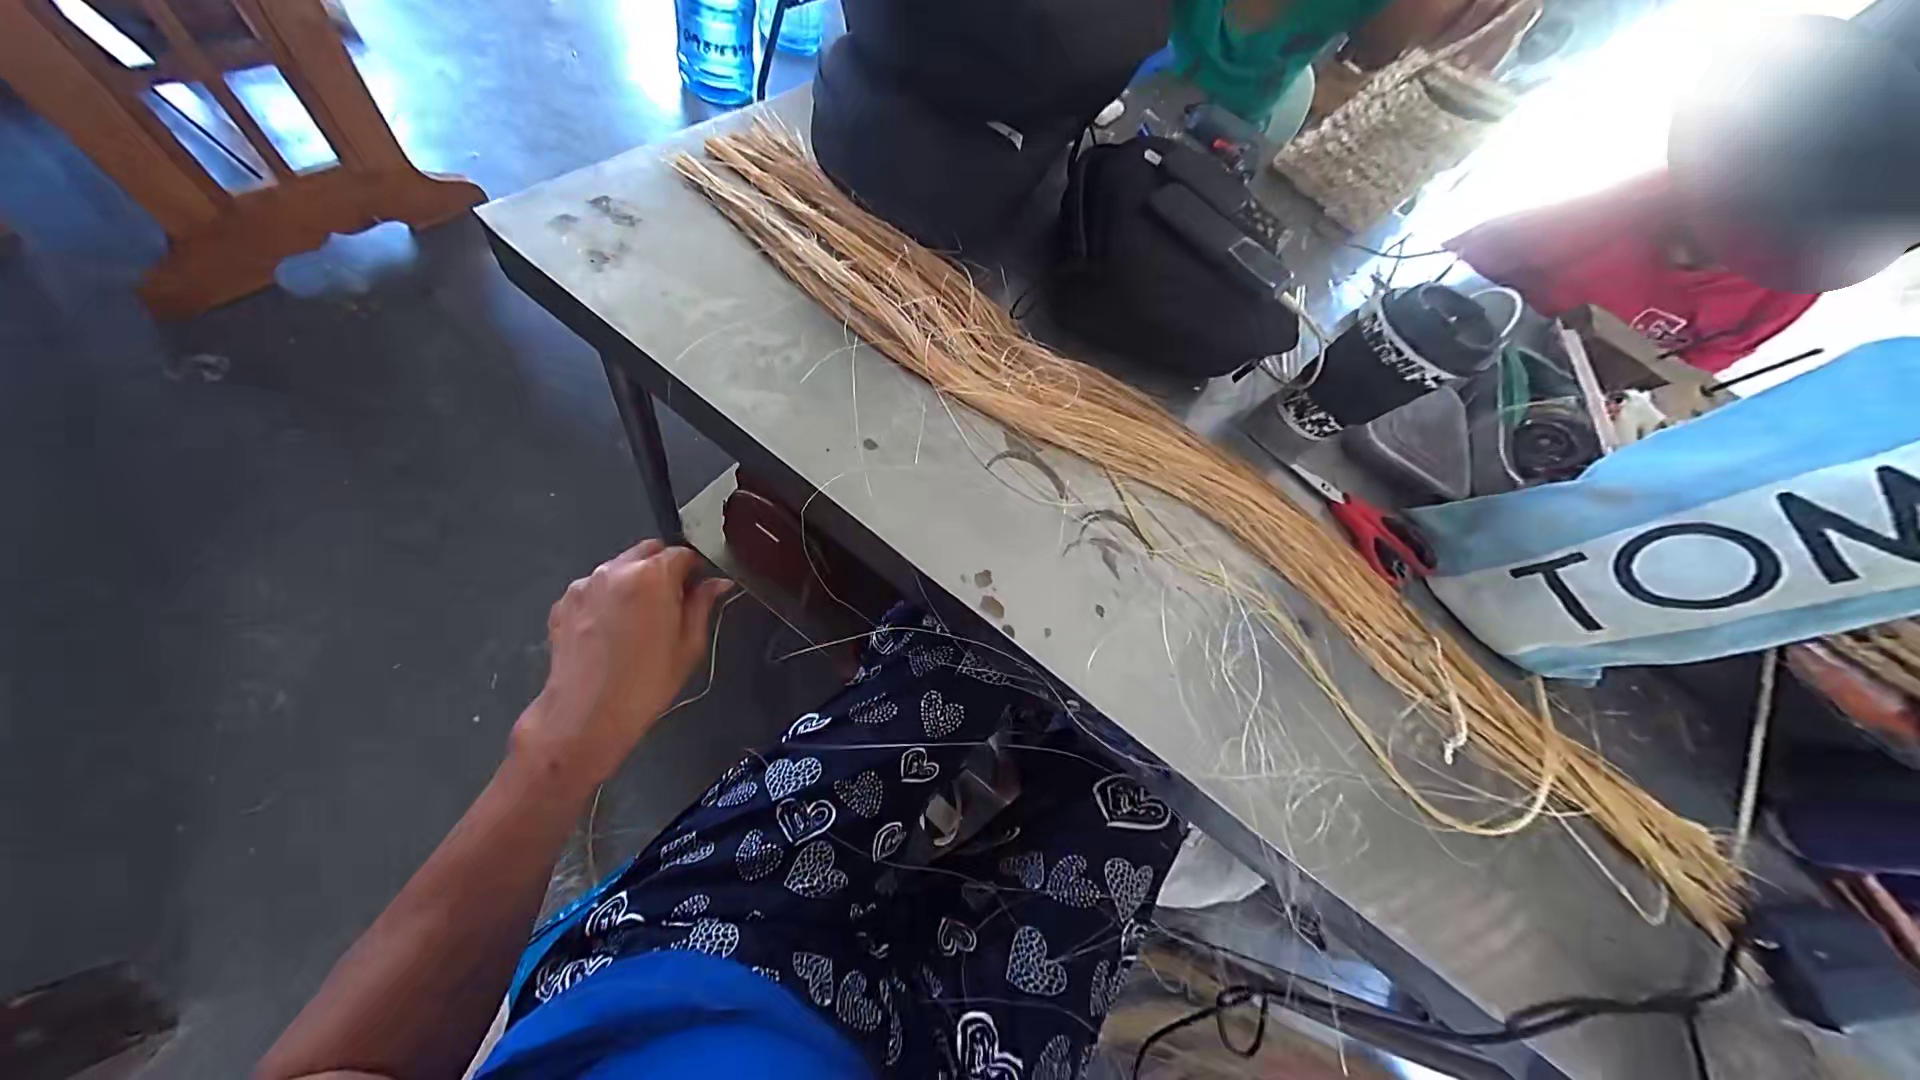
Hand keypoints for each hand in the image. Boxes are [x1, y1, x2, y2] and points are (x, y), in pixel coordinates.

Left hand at [512, 540, 732, 791]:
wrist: (586, 714)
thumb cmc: (649, 681)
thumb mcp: (690, 644)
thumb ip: (703, 604)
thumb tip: (718, 583)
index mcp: (653, 575)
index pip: (682, 553)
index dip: (695, 570)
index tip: (698, 592)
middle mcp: (616, 570)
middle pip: (648, 551)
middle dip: (664, 568)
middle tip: (672, 602)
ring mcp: (585, 584)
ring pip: (620, 567)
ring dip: (635, 580)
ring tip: (639, 619)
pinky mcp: (563, 603)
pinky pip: (595, 587)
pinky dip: (608, 596)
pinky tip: (613, 629)